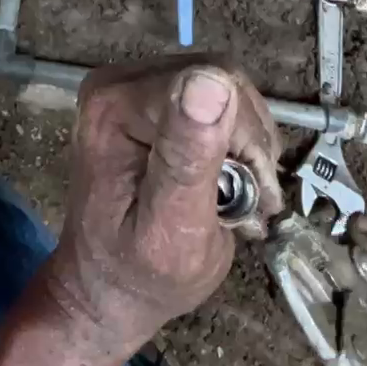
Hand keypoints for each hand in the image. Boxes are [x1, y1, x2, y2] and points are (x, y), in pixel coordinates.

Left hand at [35, 56, 284, 363]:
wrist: (109, 288)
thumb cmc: (138, 273)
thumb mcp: (171, 229)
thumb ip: (189, 158)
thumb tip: (212, 81)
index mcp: (113, 106)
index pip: (206, 82)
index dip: (245, 134)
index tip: (256, 194)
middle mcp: (118, 83)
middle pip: (218, 77)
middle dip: (249, 141)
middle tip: (255, 202)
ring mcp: (134, 87)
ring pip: (226, 87)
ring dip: (248, 144)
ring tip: (245, 200)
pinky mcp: (153, 98)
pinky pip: (217, 99)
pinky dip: (238, 141)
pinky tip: (233, 182)